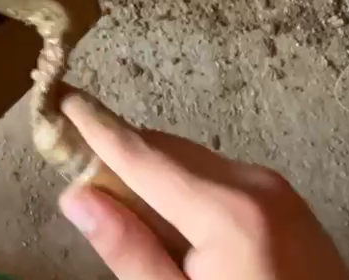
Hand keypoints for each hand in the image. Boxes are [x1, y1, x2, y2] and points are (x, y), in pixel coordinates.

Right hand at [57, 93, 348, 279]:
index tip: (59, 94)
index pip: (140, 153)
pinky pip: (217, 176)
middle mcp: (253, 184)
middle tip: (85, 184)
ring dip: (153, 175)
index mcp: (227, 213)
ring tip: (135, 219)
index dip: (94, 124)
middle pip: (162, 150)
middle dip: (121, 160)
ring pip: (188, 160)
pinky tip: (179, 227)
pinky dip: (186, 188)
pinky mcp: (289, 203)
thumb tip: (75, 197)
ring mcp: (277, 190)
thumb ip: (131, 254)